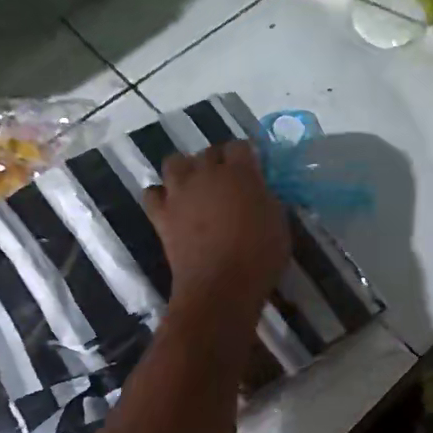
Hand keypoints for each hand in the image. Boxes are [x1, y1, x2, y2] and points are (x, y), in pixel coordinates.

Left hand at [142, 140, 290, 329]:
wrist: (220, 286)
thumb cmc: (259, 257)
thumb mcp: (279, 224)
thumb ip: (267, 199)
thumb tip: (259, 191)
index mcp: (240, 173)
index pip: (241, 146)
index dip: (247, 156)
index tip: (254, 171)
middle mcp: (206, 174)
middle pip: (208, 152)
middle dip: (219, 161)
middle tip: (229, 183)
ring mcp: (179, 192)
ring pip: (175, 162)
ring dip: (187, 170)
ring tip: (197, 187)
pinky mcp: (161, 214)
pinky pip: (153, 192)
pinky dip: (162, 196)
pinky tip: (174, 206)